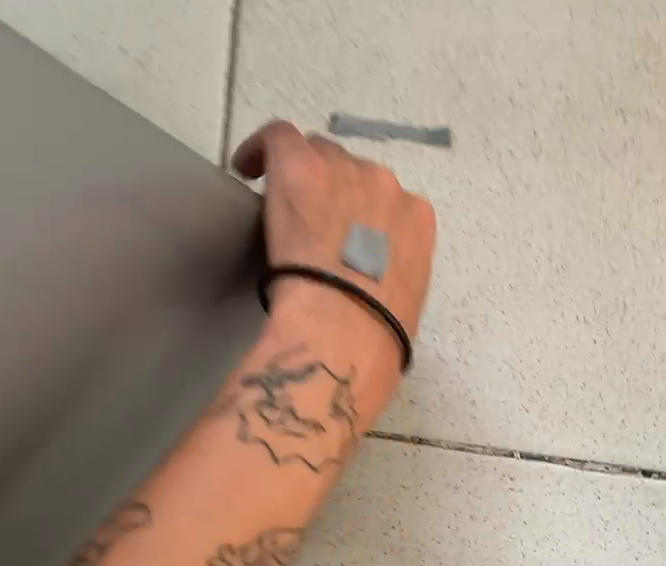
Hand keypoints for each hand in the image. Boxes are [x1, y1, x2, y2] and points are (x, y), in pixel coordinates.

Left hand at [231, 120, 435, 371]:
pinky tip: (247, 168)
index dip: (363, 210)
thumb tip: (372, 271)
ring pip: (318, 154)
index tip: (346, 230)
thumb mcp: (405, 295)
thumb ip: (393, 267)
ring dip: (305, 174)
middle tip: (314, 220)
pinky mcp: (301, 165)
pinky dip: (261, 150)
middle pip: (353, 170)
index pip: (389, 201)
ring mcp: (343, 171)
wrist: (344, 326)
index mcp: (418, 218)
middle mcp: (386, 185)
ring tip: (285, 203)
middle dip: (334, 189)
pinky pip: (278, 138)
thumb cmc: (377, 328)